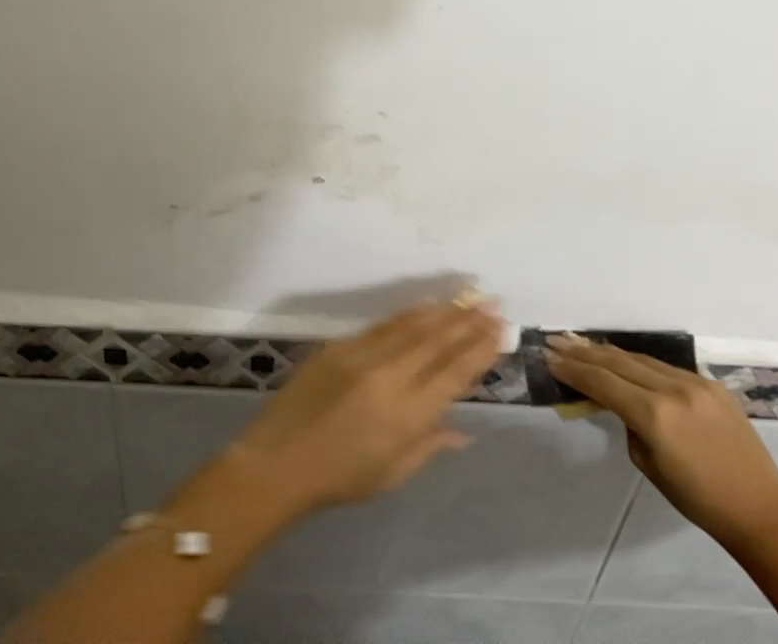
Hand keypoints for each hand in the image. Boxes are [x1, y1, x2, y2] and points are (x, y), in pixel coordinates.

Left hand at [228, 298, 504, 511]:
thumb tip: (463, 431)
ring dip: (443, 311)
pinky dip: (408, 315)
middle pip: (438, 341)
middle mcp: (390, 377)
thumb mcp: (392, 473)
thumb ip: (429, 445)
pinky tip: (425, 307)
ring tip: (467, 298)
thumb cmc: (339, 478)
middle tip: (494, 303)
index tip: (501, 330)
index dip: (480, 349)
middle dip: (469, 321)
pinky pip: (382, 326)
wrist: (277, 462)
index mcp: (408, 413)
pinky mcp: (338, 347)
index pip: (454, 372)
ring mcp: (361, 357)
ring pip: (412, 326)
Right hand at [545, 335, 777, 547]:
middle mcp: (674, 389)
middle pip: (618, 362)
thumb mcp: (647, 463)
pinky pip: (666, 368)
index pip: (602, 382)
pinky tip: (623, 360)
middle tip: (556, 341)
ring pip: (642, 359)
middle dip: (584, 352)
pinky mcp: (711, 384)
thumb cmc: (697, 498)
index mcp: (654, 415)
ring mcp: (696, 383)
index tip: (549, 358)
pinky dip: (639, 363)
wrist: (758, 506)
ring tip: (581, 344)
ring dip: (609, 352)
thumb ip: (628, 425)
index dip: (572, 370)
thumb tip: (619, 402)